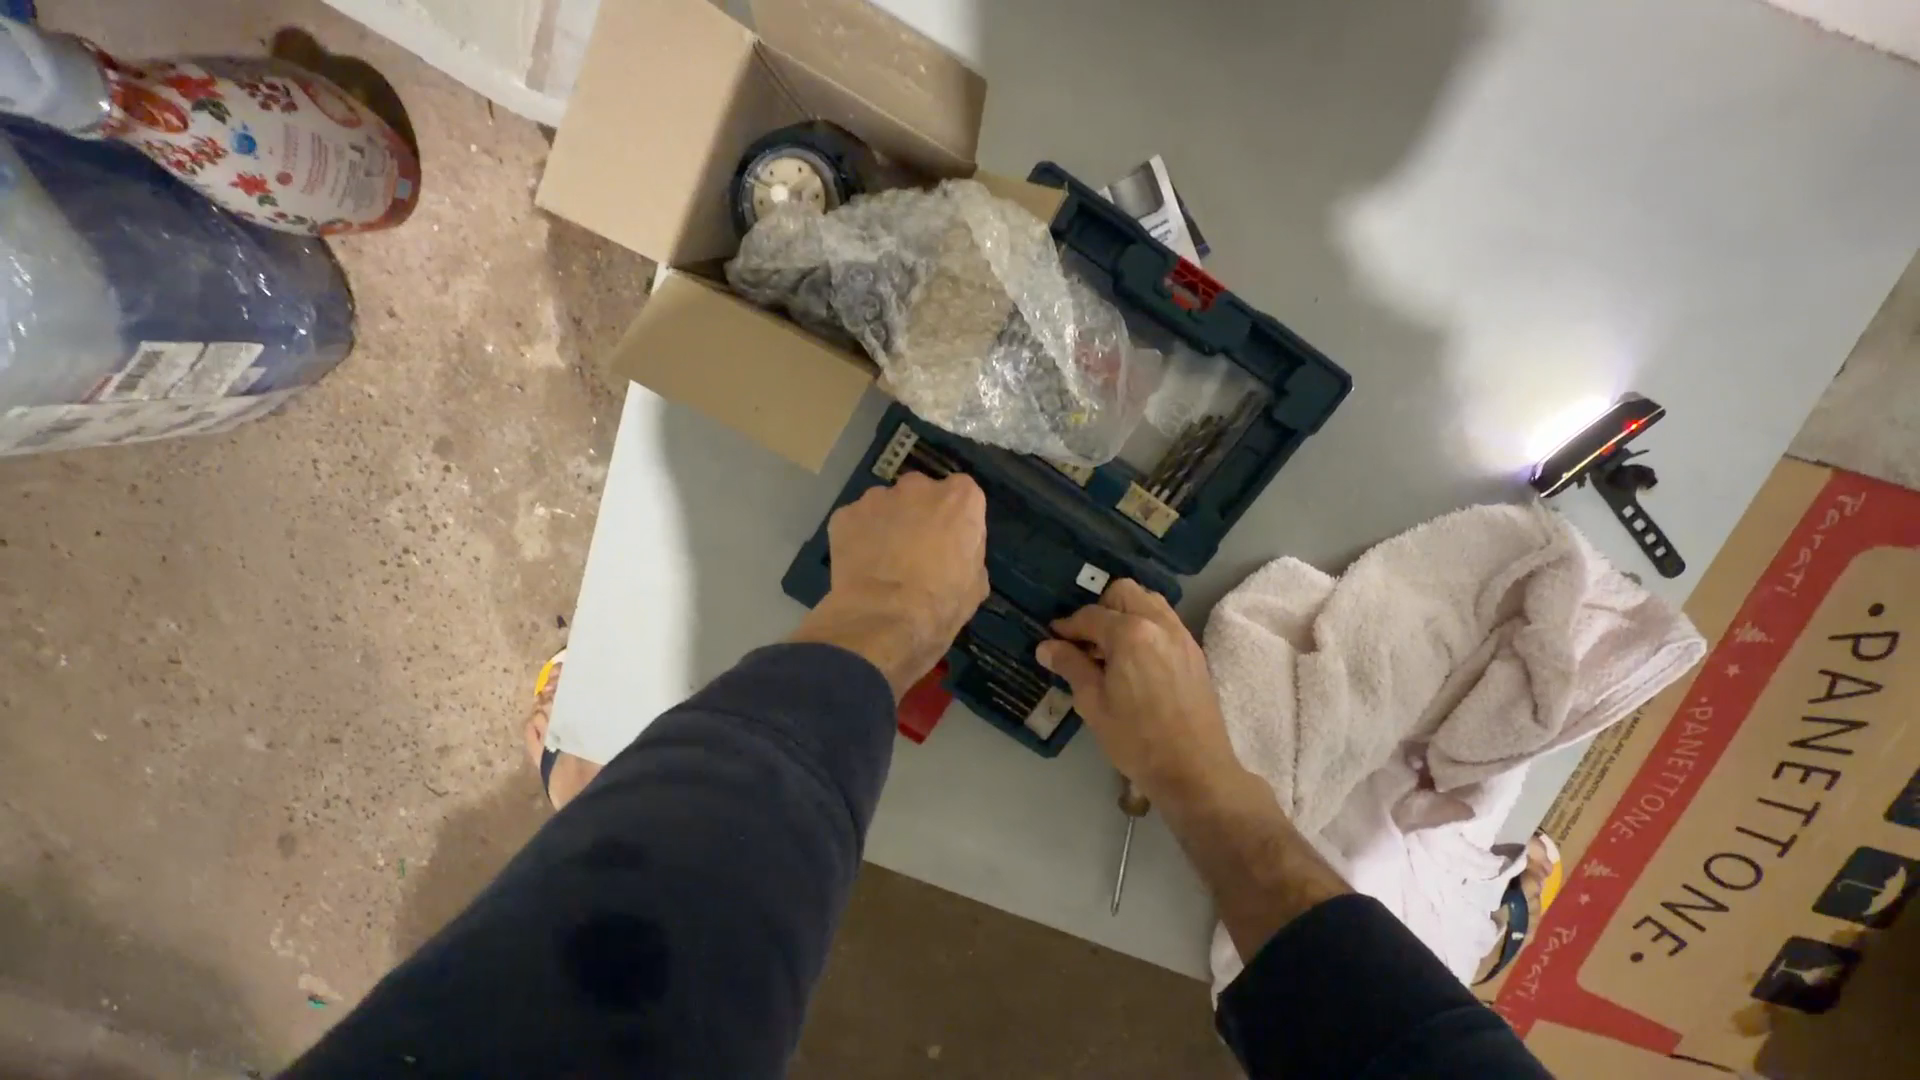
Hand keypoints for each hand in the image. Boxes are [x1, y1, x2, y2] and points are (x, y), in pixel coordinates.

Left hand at [791, 473, 988, 697]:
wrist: (884, 620)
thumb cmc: (941, 605)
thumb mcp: (974, 584)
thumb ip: (967, 554)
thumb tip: (956, 555)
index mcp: (959, 498)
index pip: (961, 494)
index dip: (953, 519)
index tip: (949, 540)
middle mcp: (918, 487)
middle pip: (920, 493)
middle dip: (918, 514)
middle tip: (914, 549)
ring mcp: (877, 498)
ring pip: (884, 505)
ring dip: (886, 524)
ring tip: (882, 562)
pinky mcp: (845, 515)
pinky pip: (855, 522)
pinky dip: (857, 538)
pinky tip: (860, 567)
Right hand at [1036, 579, 1244, 804]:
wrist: (1194, 770)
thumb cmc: (1136, 740)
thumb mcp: (1093, 704)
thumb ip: (1071, 666)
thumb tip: (1046, 646)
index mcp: (1130, 634)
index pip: (1090, 616)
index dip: (1068, 627)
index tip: (1054, 640)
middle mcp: (1159, 624)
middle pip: (1124, 593)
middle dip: (1100, 609)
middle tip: (1086, 641)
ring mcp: (1181, 635)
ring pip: (1149, 602)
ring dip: (1125, 614)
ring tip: (1110, 649)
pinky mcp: (1194, 651)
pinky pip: (1165, 622)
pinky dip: (1145, 626)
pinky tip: (1134, 660)